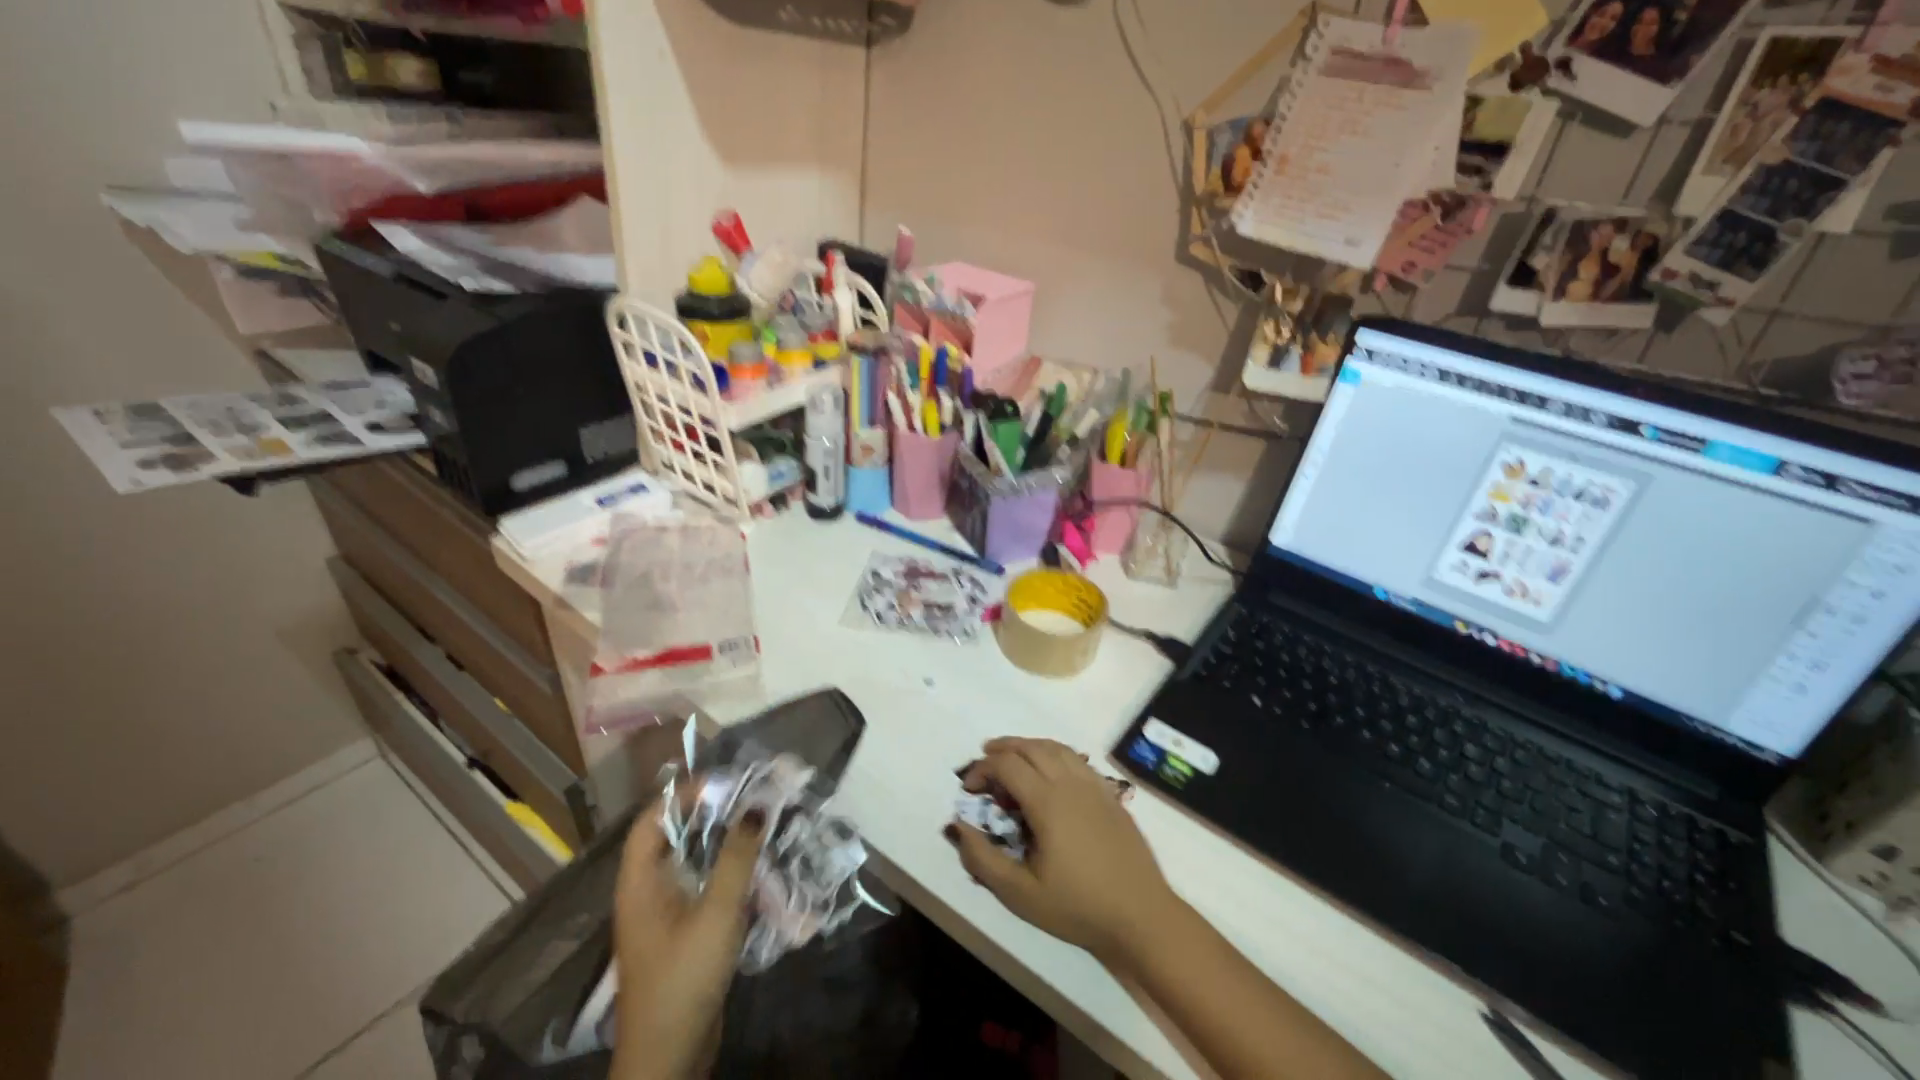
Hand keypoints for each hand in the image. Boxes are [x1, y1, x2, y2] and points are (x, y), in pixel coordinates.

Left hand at [610, 803, 765, 1079]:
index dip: (685, 795)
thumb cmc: (684, 975)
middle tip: (752, 801)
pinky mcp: (680, 937)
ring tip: (760, 829)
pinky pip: (701, 891)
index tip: (727, 783)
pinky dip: (726, 877)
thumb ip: (737, 858)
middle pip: (673, 839)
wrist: (669, 1052)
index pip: (653, 818)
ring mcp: (661, 916)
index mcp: (639, 881)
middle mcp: (644, 892)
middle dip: (711, 817)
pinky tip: (757, 875)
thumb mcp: (717, 912)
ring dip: (722, 847)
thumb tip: (756, 805)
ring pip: (691, 865)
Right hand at [947, 737, 1179, 965]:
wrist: (1140, 916)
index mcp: (1048, 802)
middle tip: (984, 761)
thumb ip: (982, 858)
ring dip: (1030, 747)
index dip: (982, 769)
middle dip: (1003, 749)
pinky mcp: (1111, 797)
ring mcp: (1096, 788)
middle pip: (1032, 747)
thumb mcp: (1019, 893)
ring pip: (1058, 748)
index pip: (1007, 765)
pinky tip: (1050, 774)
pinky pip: (1079, 761)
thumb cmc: (1077, 907)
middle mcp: (1072, 784)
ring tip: (1013, 759)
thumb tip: (959, 827)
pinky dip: (1056, 755)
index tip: (969, 790)